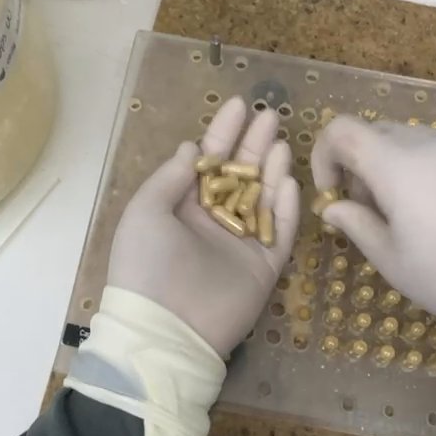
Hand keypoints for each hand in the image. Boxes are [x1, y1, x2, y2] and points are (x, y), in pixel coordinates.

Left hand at [107, 96, 301, 353]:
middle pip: (240, 174)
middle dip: (254, 143)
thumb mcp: (145, 212)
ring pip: (264, 198)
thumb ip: (171, 177)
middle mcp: (214, 221)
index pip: (207, 162)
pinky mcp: (265, 267)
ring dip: (273, 169)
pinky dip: (288, 207)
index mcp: (182, 207)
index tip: (239, 106)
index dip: (222, 133)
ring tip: (282, 141)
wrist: (168, 329)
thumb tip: (191, 148)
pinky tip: (291, 180)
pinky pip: (281, 232)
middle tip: (270, 114)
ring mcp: (241, 244)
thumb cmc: (147, 265)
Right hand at [311, 116, 435, 414]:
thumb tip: (334, 208)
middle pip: (373, 133)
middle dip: (355, 165)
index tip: (331, 193)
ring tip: (398, 217)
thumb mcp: (392, 260)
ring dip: (386, 168)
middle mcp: (424, 145)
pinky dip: (416, 172)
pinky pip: (433, 155)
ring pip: (404, 142)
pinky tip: (431, 216)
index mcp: (394, 164)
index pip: (341, 130)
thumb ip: (357, 224)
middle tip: (363, 210)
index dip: (324, 155)